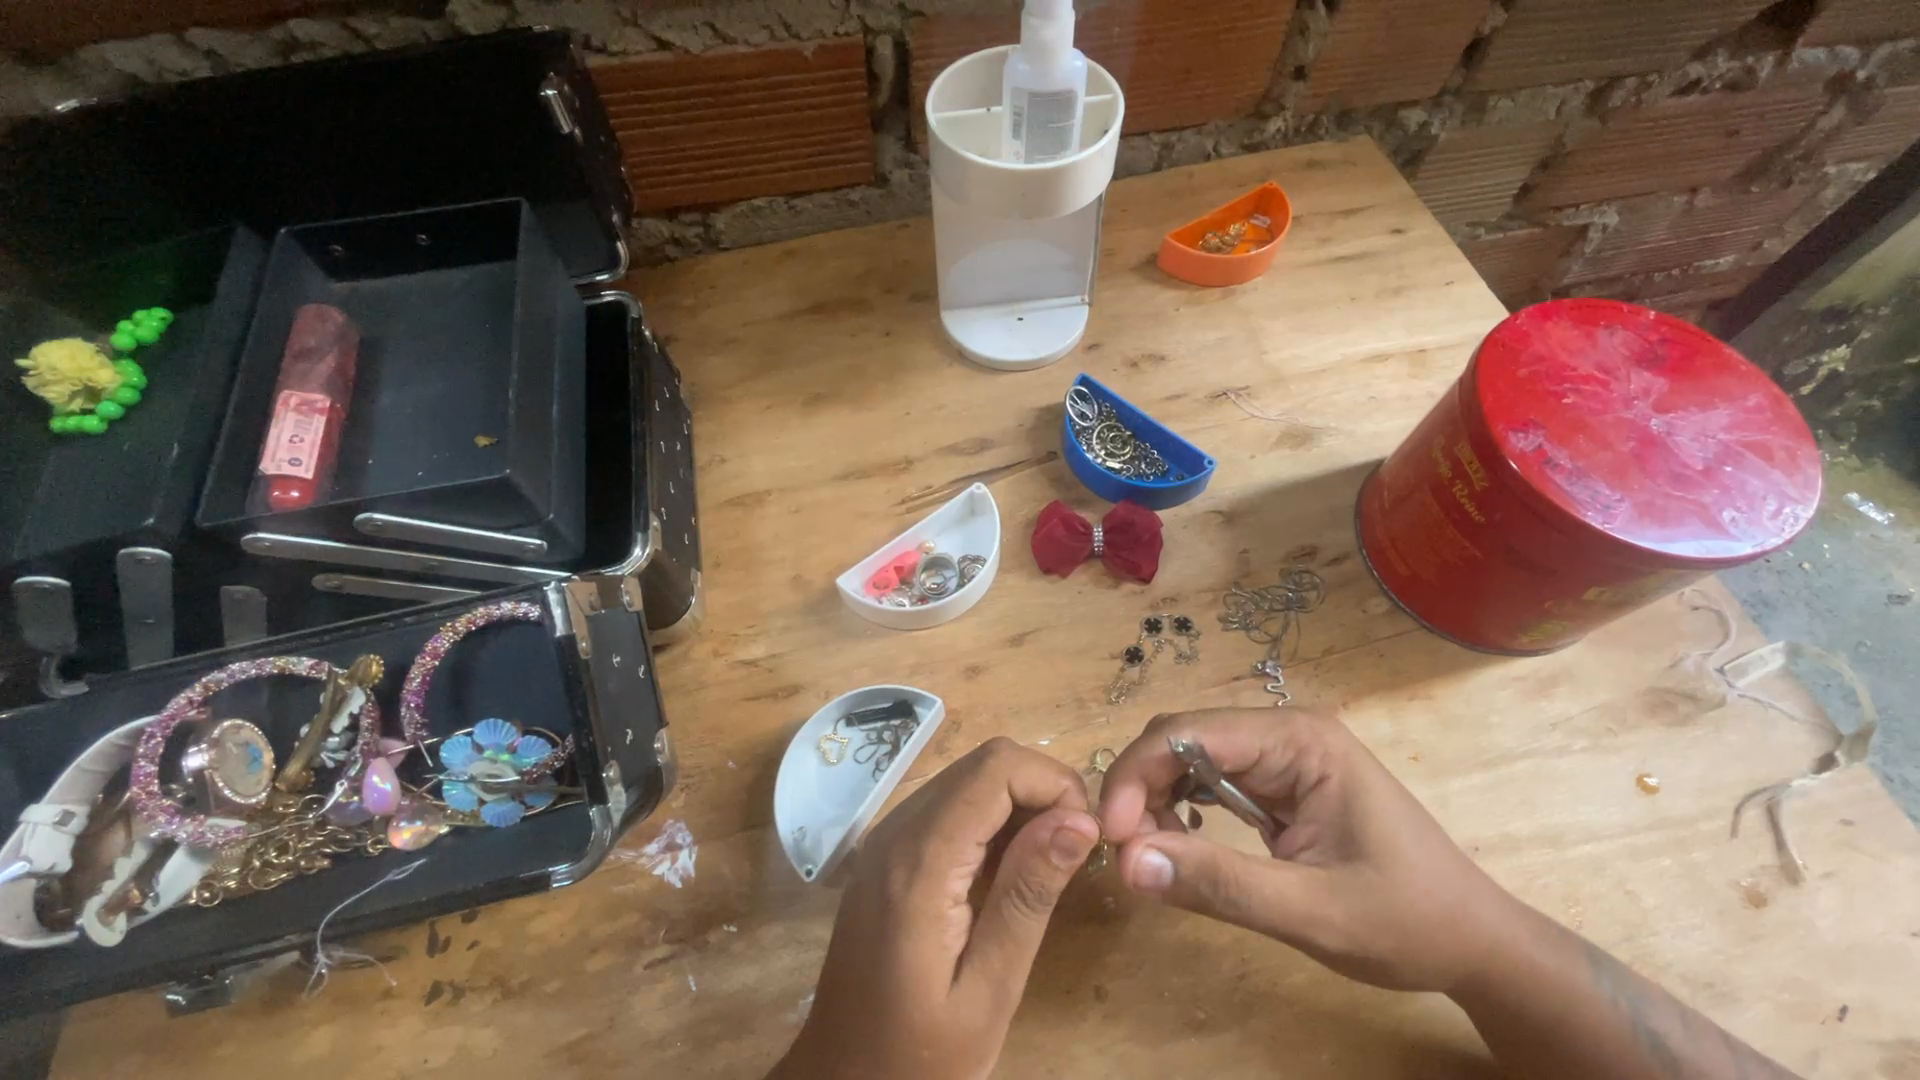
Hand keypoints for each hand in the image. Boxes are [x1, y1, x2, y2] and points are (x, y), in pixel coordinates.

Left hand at [772, 737, 1101, 1079]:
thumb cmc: (919, 1053)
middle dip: (1041, 790)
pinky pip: (950, 805)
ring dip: (1019, 803)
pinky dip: (991, 819)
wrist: (841, 1078)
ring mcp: (887, 836)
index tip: (1086, 838)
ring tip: (1046, 867)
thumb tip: (1079, 820)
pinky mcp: (888, 850)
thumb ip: (1028, 896)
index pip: (996, 768)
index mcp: (920, 860)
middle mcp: (897, 830)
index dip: (1053, 784)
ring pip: (968, 778)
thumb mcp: (988, 989)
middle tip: (1072, 854)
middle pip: (983, 763)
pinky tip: (1007, 873)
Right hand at [1097, 708, 1518, 992]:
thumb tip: (1127, 864)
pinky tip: (1181, 847)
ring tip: (1152, 856)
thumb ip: (1220, 885)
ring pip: (1188, 759)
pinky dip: (1180, 812)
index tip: (1111, 837)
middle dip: (1141, 789)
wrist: (1474, 943)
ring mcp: (1282, 757)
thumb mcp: (1314, 912)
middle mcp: (1285, 734)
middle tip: (1126, 854)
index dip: (1137, 775)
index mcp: (1300, 740)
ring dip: (1156, 801)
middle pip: (1182, 740)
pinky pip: (1209, 783)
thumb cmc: (1408, 923)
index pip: (1189, 733)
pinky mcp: (1278, 784)